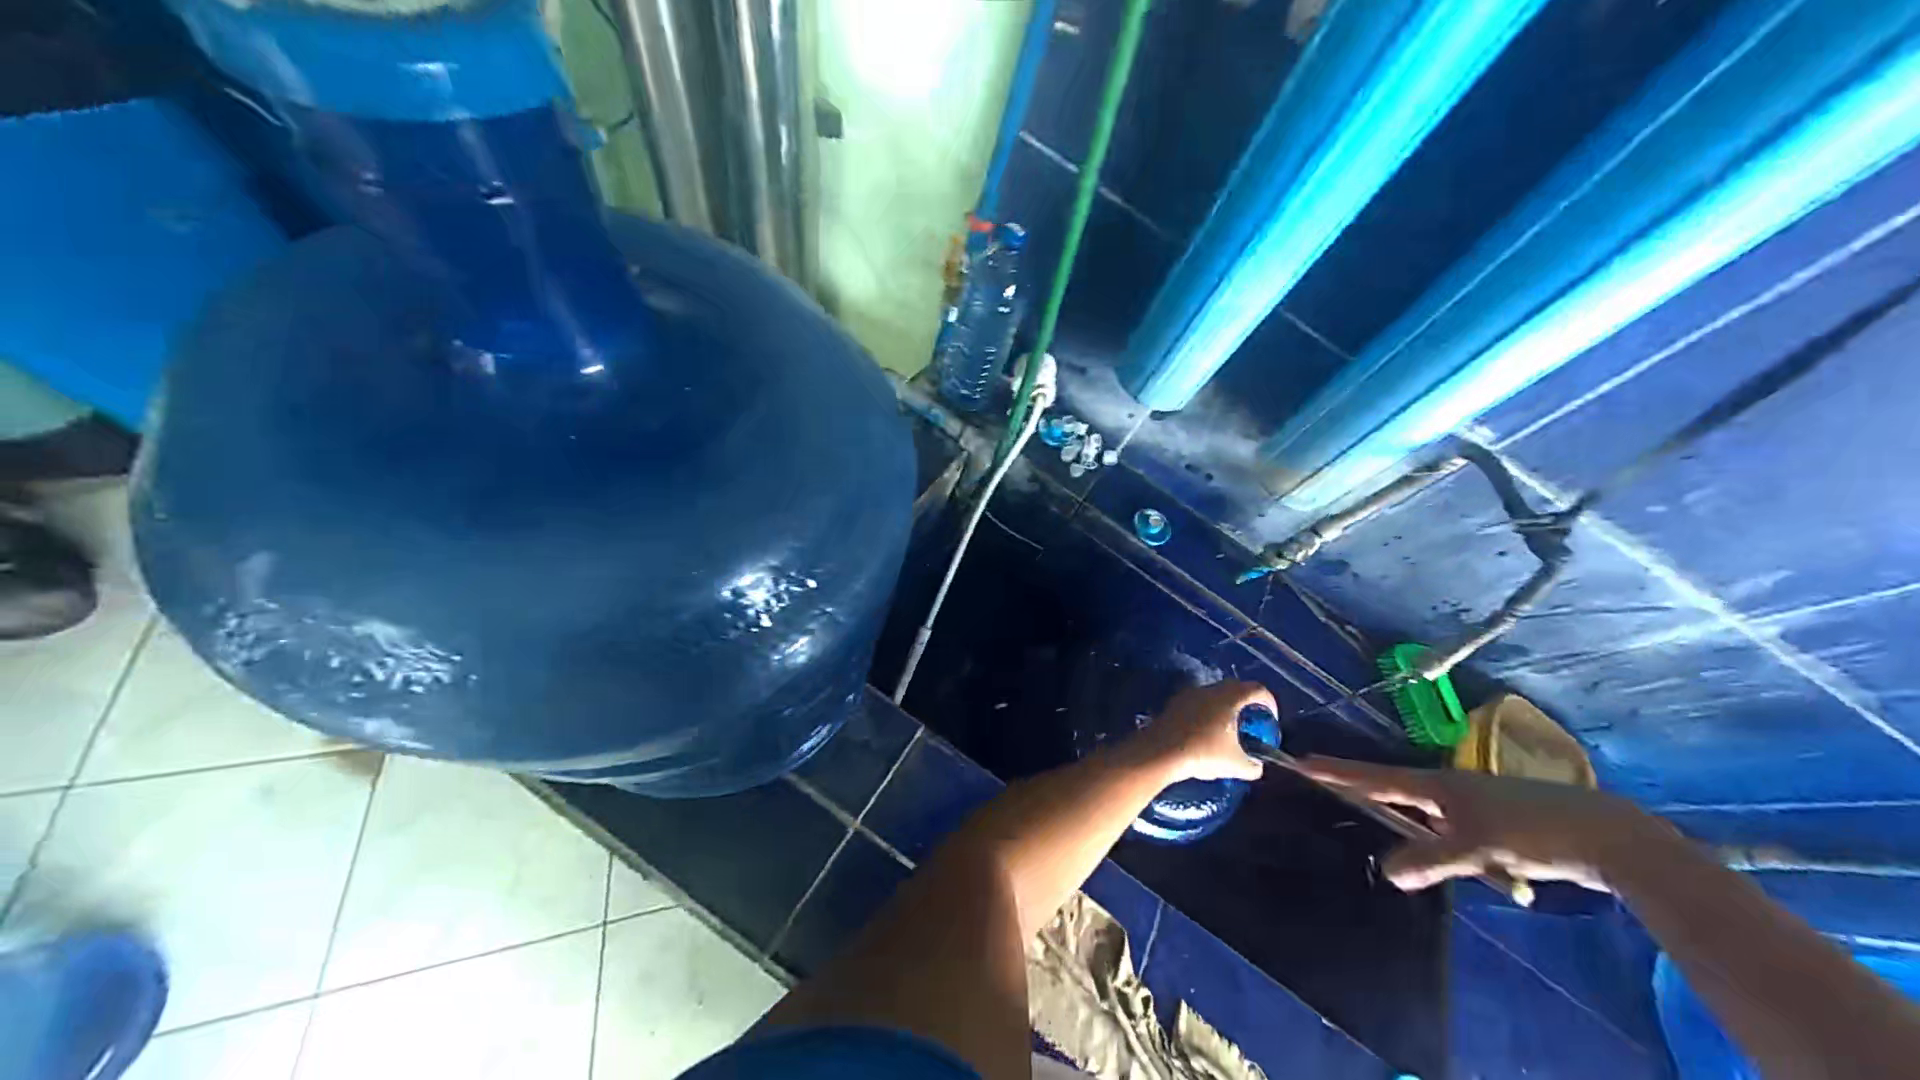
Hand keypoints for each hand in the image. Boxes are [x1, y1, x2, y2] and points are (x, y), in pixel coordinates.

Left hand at [1120, 680, 1269, 783]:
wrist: (1160, 752)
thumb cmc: (1203, 753)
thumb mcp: (1236, 765)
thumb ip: (1253, 765)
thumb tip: (1257, 765)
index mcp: (1229, 697)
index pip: (1258, 689)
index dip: (1269, 702)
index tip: (1270, 719)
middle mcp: (1210, 689)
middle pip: (1236, 688)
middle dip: (1248, 703)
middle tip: (1252, 723)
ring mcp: (1190, 694)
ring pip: (1215, 694)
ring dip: (1225, 707)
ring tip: (1228, 729)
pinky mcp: (1175, 703)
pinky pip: (1199, 702)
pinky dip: (1207, 712)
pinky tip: (1205, 732)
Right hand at [1300, 757, 1664, 892]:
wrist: (1608, 835)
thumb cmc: (1532, 834)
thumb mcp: (1476, 851)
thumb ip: (1429, 861)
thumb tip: (1388, 872)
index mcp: (1438, 785)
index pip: (1376, 778)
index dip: (1339, 773)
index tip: (1304, 761)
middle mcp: (1451, 787)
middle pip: (1397, 787)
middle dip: (1364, 788)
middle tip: (1330, 785)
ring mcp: (1477, 801)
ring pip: (1429, 810)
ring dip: (1408, 818)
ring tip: (1383, 820)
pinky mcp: (1500, 819)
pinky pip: (1455, 826)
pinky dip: (1445, 839)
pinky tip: (1456, 858)